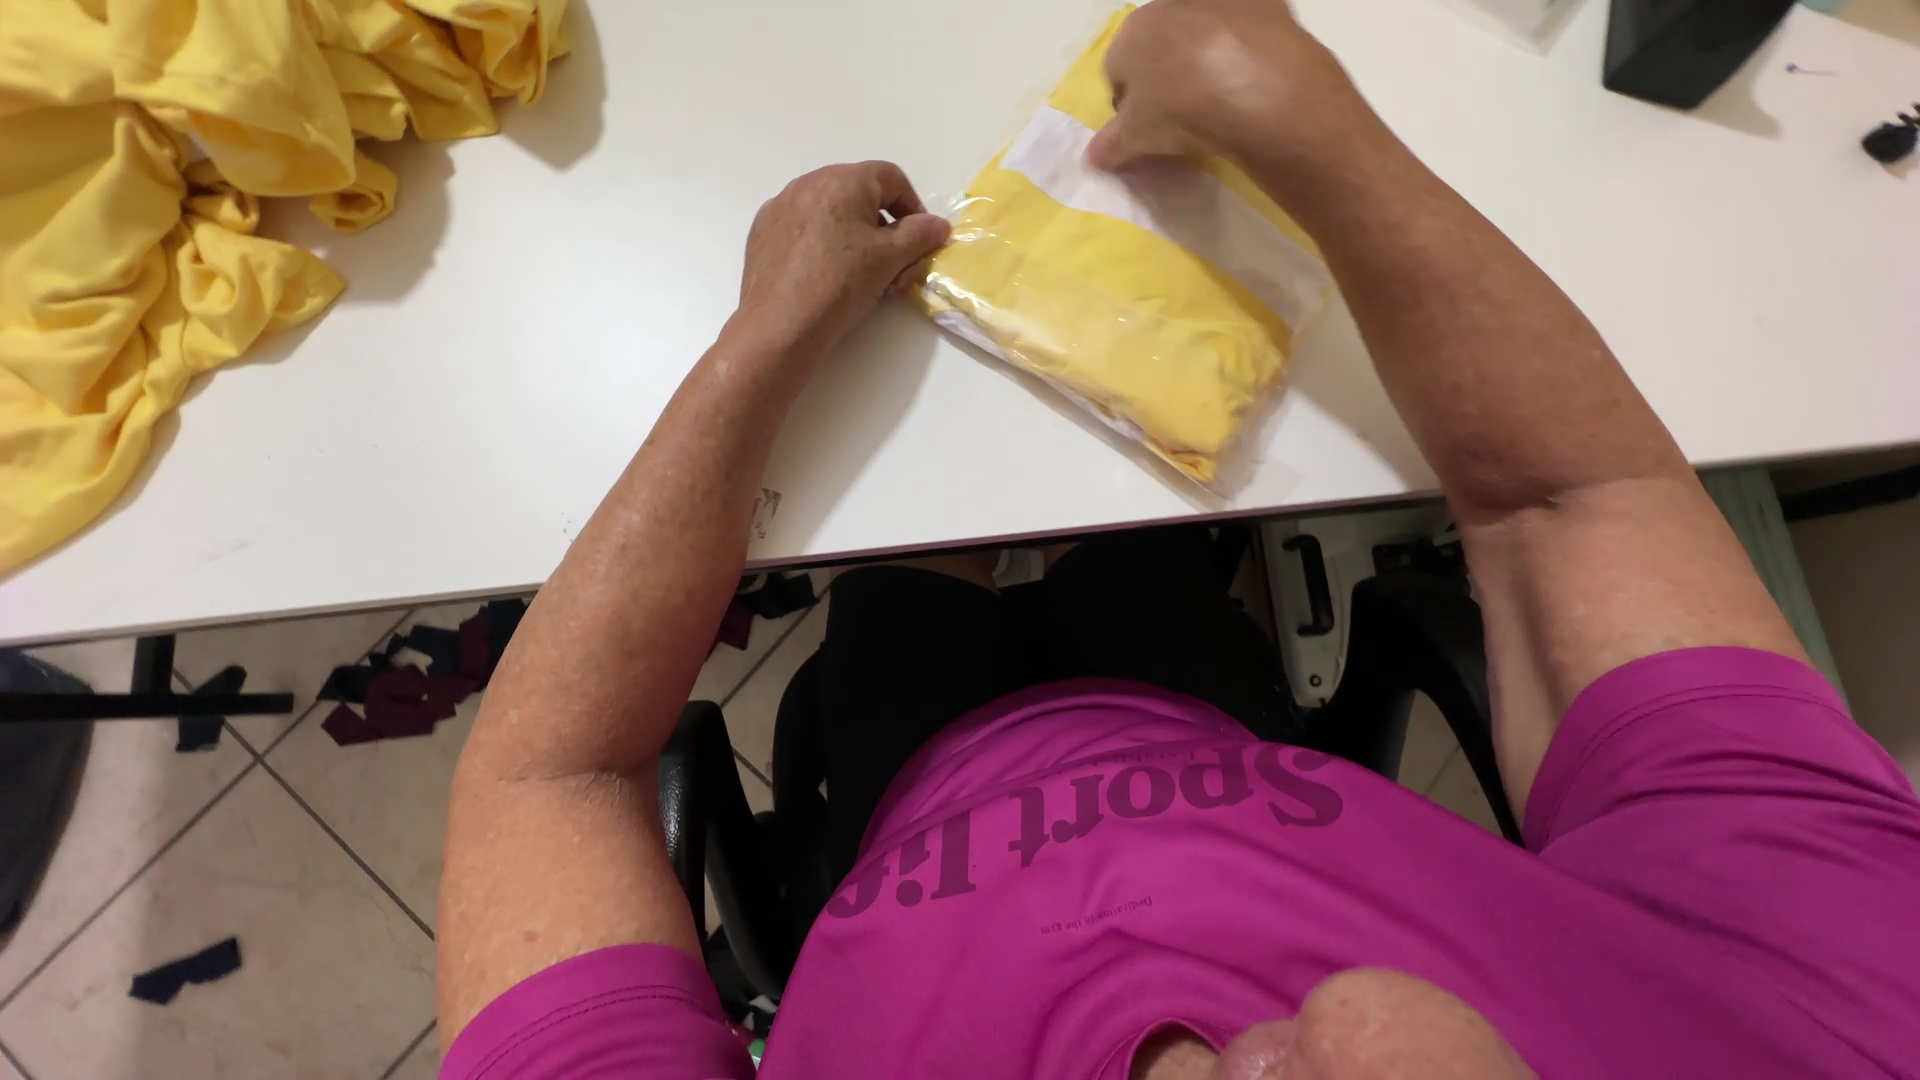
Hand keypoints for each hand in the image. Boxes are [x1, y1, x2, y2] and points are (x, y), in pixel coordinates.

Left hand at [734, 161, 951, 361]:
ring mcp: (781, 207)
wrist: (780, 325)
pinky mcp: (764, 233)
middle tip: (893, 268)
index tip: (919, 241)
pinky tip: (826, 279)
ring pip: (832, 214)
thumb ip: (918, 236)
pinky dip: (823, 247)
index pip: (891, 178)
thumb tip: (938, 225)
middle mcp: (808, 183)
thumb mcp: (888, 260)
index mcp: (842, 180)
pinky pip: (805, 230)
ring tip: (861, 279)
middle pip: (860, 196)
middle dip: (884, 229)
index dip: (913, 207)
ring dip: (856, 240)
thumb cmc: (840, 285)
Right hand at [1086, 0, 1381, 180]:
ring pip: (1199, 36)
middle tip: (1178, 116)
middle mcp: (1169, 3)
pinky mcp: (1263, 3)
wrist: (1256, 89)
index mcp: (1131, 32)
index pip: (1116, 72)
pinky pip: (1243, 33)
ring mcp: (1217, 0)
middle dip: (1163, 77)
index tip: (1143, 129)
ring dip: (1201, 62)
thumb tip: (1092, 157)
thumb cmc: (1177, 110)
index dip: (1127, 105)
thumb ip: (1109, 145)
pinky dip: (1242, 53)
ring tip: (1216, 100)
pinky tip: (1248, 82)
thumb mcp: (1133, 138)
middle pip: (1158, 47)